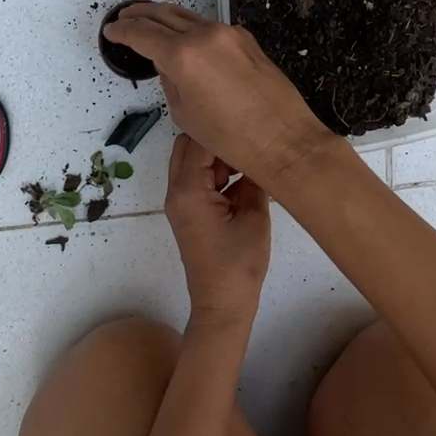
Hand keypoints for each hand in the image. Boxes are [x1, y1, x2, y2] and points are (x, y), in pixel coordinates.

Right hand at [103, 1, 333, 187]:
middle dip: (139, 15)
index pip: (142, 34)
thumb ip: (169, 82)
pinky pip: (209, 27)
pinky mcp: (245, 39)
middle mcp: (205, 36)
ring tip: (149, 21)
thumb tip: (166, 65)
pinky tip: (184, 38)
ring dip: (165, 17)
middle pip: (163, 14)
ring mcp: (228, 33)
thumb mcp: (184, 113)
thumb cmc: (233, 137)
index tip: (112, 31)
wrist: (282, 139)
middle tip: (124, 17)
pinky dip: (190, 28)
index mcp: (183, 56)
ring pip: (187, 17)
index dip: (122, 31)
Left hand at [165, 135, 270, 324]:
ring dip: (217, 160)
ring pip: (192, 163)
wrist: (223, 304)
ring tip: (249, 169)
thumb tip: (259, 155)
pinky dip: (216, 176)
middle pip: (187, 147)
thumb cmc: (239, 263)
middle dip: (216, 143)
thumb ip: (254, 180)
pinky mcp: (187, 213)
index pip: (198, 142)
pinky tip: (243, 183)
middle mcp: (176, 191)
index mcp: (188, 190)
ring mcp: (179, 203)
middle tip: (247, 152)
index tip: (249, 131)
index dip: (223, 133)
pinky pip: (197, 181)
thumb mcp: (254, 216)